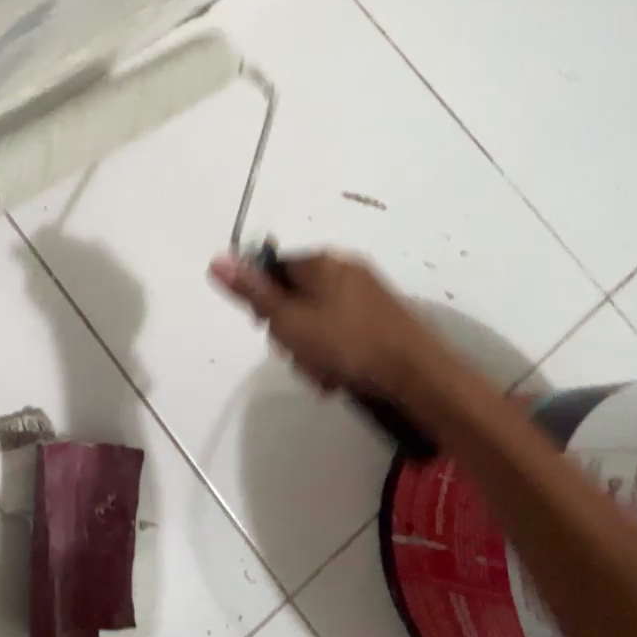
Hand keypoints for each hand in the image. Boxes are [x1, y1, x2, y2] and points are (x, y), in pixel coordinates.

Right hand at [208, 250, 444, 397]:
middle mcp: (346, 269)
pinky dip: (337, 352)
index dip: (263, 301)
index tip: (268, 327)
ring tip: (322, 371)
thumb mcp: (286, 319)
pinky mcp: (386, 320)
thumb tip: (217, 259)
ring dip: (311, 348)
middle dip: (289, 330)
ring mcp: (370, 295)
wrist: (420, 377)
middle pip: (294, 297)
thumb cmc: (345, 343)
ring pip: (318, 319)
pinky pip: (344, 331)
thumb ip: (250, 291)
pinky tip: (341, 374)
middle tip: (297, 352)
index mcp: (321, 262)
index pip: (272, 271)